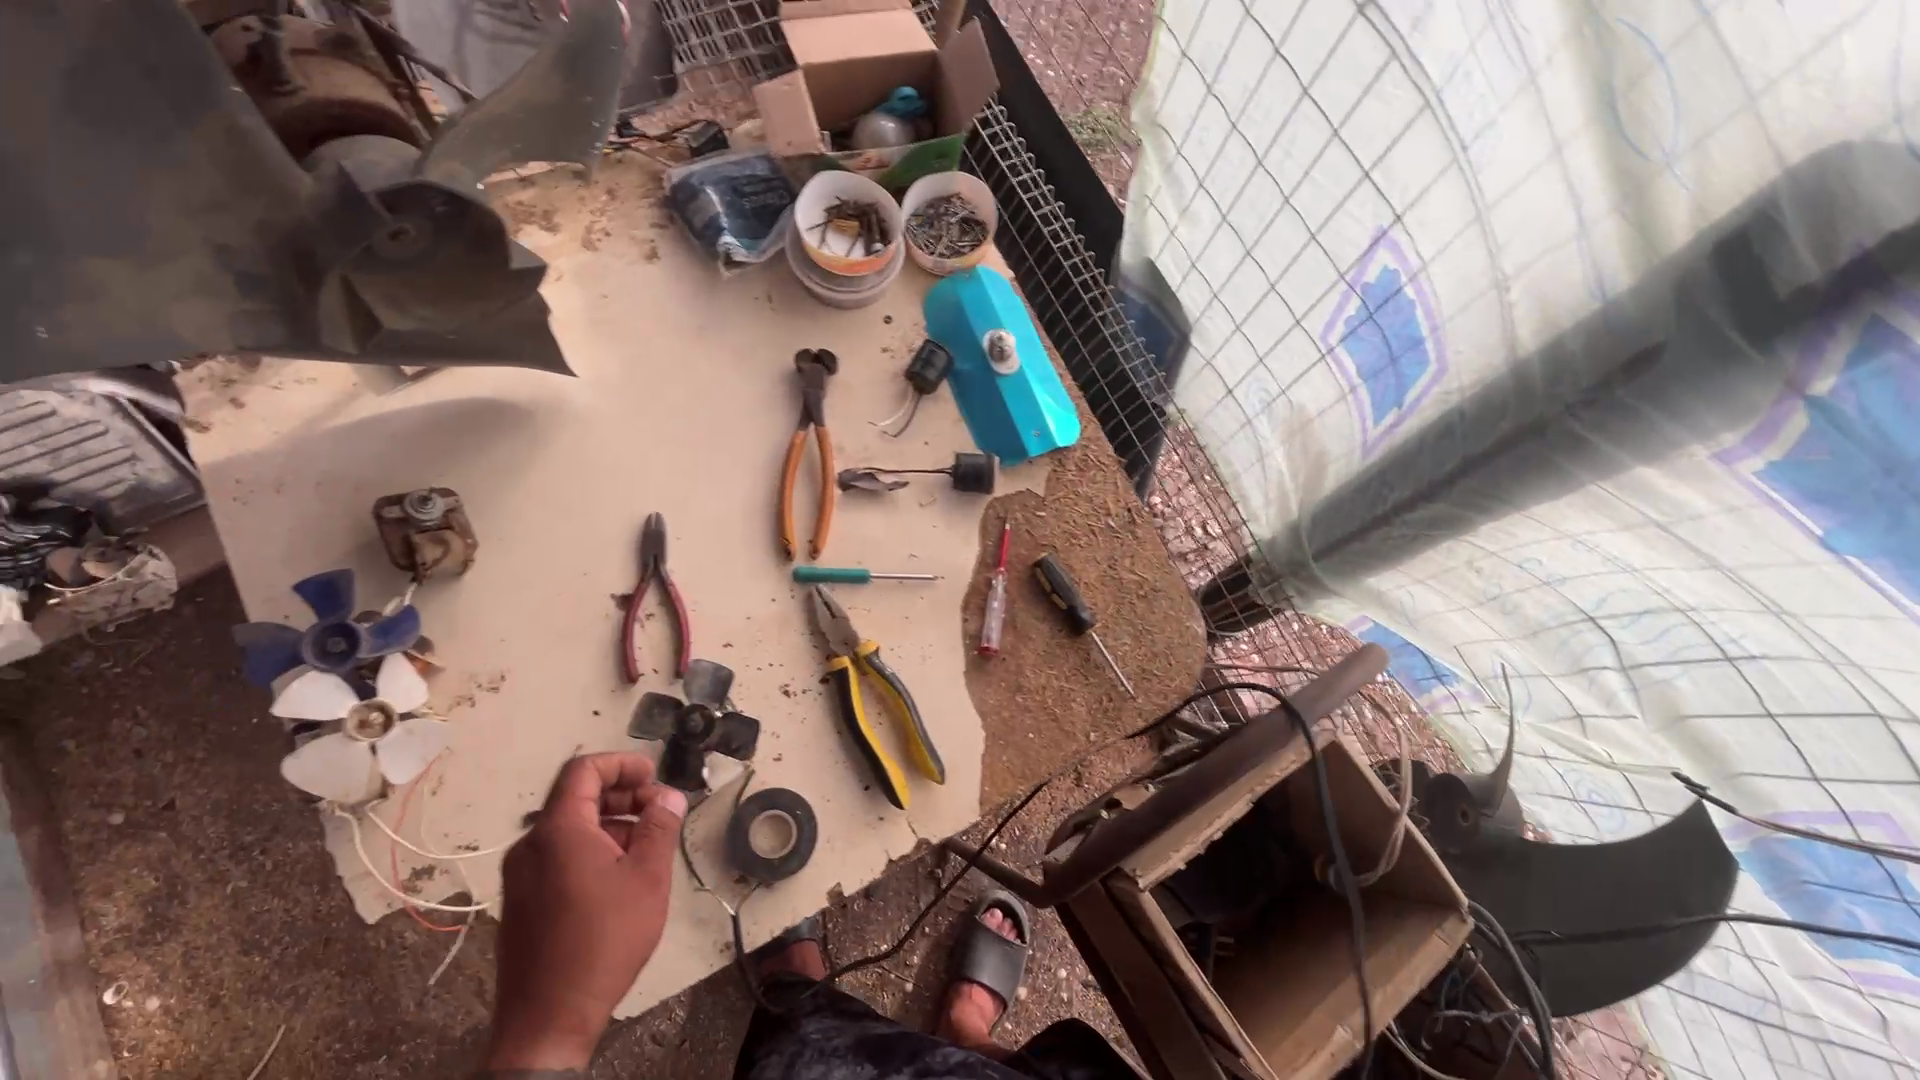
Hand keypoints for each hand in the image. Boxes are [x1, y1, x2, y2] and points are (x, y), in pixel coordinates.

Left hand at [485, 753, 686, 1069]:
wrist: (548, 1017)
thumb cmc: (604, 939)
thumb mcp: (647, 877)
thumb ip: (660, 827)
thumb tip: (668, 796)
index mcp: (558, 830)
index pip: (584, 770)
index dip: (622, 764)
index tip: (654, 775)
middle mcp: (530, 844)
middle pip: (576, 798)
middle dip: (622, 796)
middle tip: (660, 812)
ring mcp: (520, 875)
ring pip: (568, 829)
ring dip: (610, 825)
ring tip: (647, 848)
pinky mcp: (520, 901)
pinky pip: (557, 855)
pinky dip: (590, 849)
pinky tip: (618, 878)